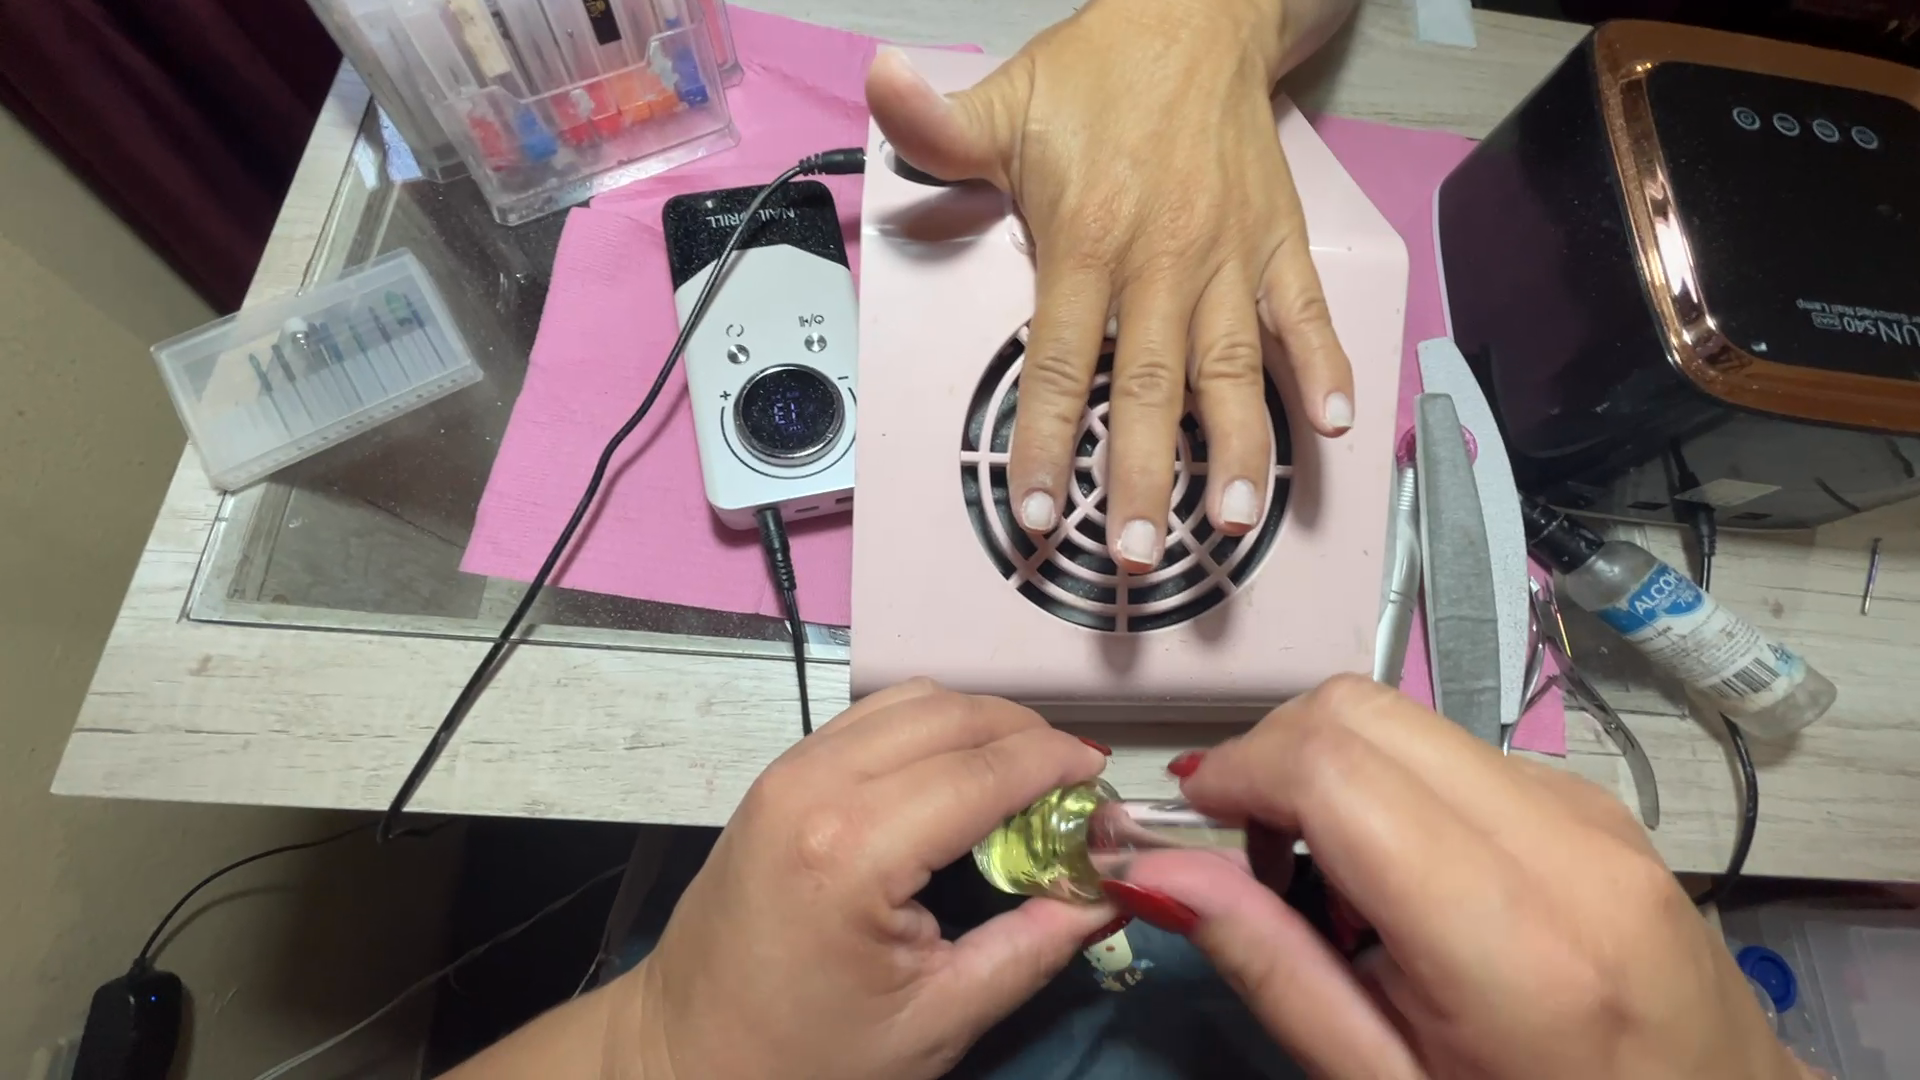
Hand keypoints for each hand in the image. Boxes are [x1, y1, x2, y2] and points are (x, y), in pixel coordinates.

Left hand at [615, 681, 1114, 1079]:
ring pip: (914, 698)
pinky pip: (877, 713)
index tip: (1102, 772)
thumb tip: (1107, 888)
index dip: (1054, 761)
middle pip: (952, 715)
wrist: (679, 1050)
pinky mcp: (785, 765)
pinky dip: (932, 722)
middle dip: (1025, 732)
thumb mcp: (936, 1019)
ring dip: (979, 720)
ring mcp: (794, 763)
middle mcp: (819, 780)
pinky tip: (955, 765)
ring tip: (1020, 767)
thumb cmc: (807, 1056)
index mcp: (854, 848)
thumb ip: (1032, 945)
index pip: (981, 771)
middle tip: (1069, 776)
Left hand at [866, 0, 1356, 572]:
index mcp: (1088, 240)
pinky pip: (1306, 314)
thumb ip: (943, 125)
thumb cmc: (1098, 72)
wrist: (1200, 12)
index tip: (1036, 511)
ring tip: (1231, 523)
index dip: (1044, 441)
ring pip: (1233, 369)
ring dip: (1237, 450)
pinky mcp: (1280, 245)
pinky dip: (1322, 367)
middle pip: (1148, 388)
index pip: (1059, 363)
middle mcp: (1163, 261)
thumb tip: (878, 91)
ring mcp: (1230, 257)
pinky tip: (1332, 427)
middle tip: (1135, 552)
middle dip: (1141, 476)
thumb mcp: (1009, 99)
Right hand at [1113, 676, 1804, 1079]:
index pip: (1331, 767)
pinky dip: (1369, 774)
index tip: (1194, 816)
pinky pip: (1431, 740)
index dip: (1237, 769)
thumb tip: (1147, 869)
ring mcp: (1581, 801)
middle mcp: (1560, 839)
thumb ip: (1268, 966)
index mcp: (1518, 941)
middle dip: (1267, 754)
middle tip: (1252, 848)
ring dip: (1316, 764)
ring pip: (1387, 713)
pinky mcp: (1581, 792)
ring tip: (1320, 870)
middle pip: (1354, 708)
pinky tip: (1385, 863)